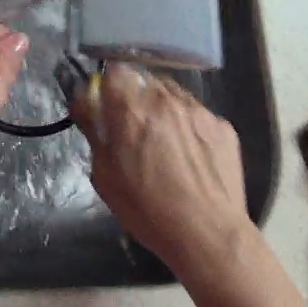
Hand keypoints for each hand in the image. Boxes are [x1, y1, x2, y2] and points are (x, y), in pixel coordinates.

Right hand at [71, 63, 252, 268]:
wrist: (209, 236)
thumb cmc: (148, 210)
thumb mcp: (104, 175)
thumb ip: (92, 129)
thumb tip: (84, 100)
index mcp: (130, 107)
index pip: (114, 70)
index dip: (109, 86)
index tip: (108, 106)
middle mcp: (164, 98)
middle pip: (144, 82)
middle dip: (136, 99)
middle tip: (136, 129)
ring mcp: (197, 109)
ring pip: (172, 95)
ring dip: (164, 109)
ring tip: (167, 142)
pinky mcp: (223, 126)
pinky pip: (198, 115)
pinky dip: (190, 127)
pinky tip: (193, 156)